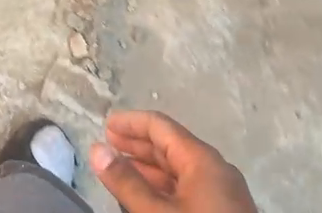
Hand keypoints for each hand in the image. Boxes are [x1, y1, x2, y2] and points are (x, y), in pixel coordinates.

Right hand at [88, 110, 256, 212]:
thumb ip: (126, 182)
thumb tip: (96, 149)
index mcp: (203, 160)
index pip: (161, 126)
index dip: (130, 123)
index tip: (104, 126)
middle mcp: (216, 171)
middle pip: (171, 146)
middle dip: (137, 145)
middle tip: (108, 146)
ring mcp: (224, 195)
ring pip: (180, 171)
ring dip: (149, 169)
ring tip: (121, 171)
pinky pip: (190, 190)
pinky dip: (164, 188)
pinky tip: (148, 199)